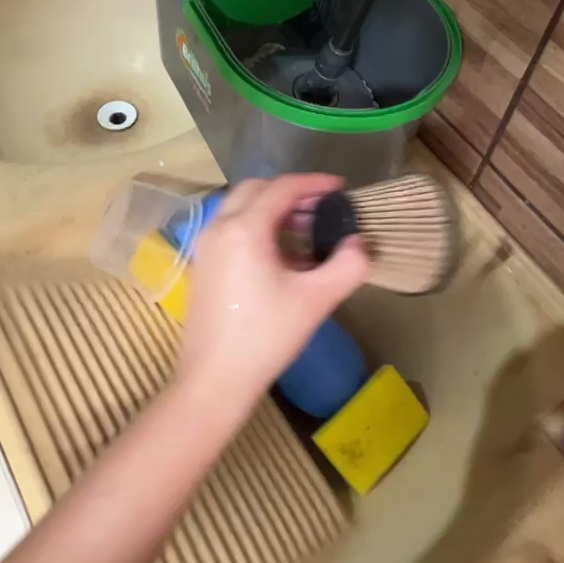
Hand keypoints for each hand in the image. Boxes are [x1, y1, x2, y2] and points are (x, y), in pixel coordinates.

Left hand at [173, 174, 371, 404]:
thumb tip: (361, 244)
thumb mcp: (316, 301)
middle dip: (290, 192)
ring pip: (239, 208)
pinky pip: (230, 228)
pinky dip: (256, 226)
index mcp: (245, 229)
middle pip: (256, 190)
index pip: (282, 188)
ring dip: (272, 209)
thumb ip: (347, 266)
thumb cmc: (266, 337)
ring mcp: (206, 247)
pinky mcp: (202, 266)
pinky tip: (280, 257)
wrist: (214, 379)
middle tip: (322, 208)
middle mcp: (219, 228)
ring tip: (305, 231)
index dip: (314, 183)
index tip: (340, 188)